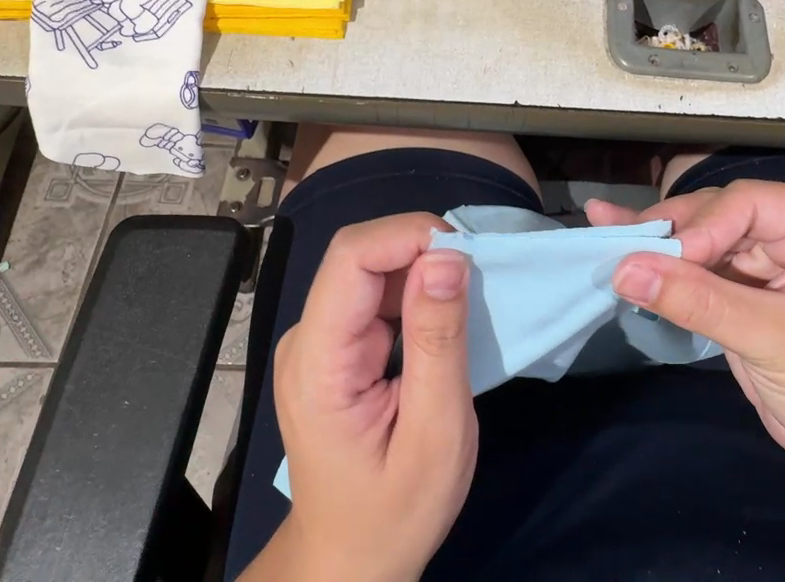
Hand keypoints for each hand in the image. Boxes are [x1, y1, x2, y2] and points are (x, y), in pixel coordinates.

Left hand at [261, 213, 475, 581]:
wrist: (349, 560)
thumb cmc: (395, 511)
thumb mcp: (435, 433)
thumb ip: (440, 340)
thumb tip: (448, 255)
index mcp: (318, 360)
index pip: (351, 257)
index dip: (409, 235)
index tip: (467, 256)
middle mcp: (307, 338)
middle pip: (360, 257)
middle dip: (422, 251)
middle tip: (476, 281)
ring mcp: (318, 342)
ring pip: (372, 271)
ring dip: (424, 272)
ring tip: (467, 305)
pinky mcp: (337, 349)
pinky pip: (376, 297)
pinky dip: (417, 294)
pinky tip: (446, 319)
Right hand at [590, 180, 784, 472]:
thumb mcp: (772, 339)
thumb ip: (698, 301)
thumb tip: (623, 270)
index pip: (750, 202)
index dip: (703, 225)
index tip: (662, 258)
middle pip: (718, 213)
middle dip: (671, 229)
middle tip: (617, 242)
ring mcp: (764, 260)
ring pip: (700, 236)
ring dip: (655, 240)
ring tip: (603, 230)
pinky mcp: (740, 289)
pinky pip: (694, 268)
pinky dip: (661, 264)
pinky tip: (618, 239)